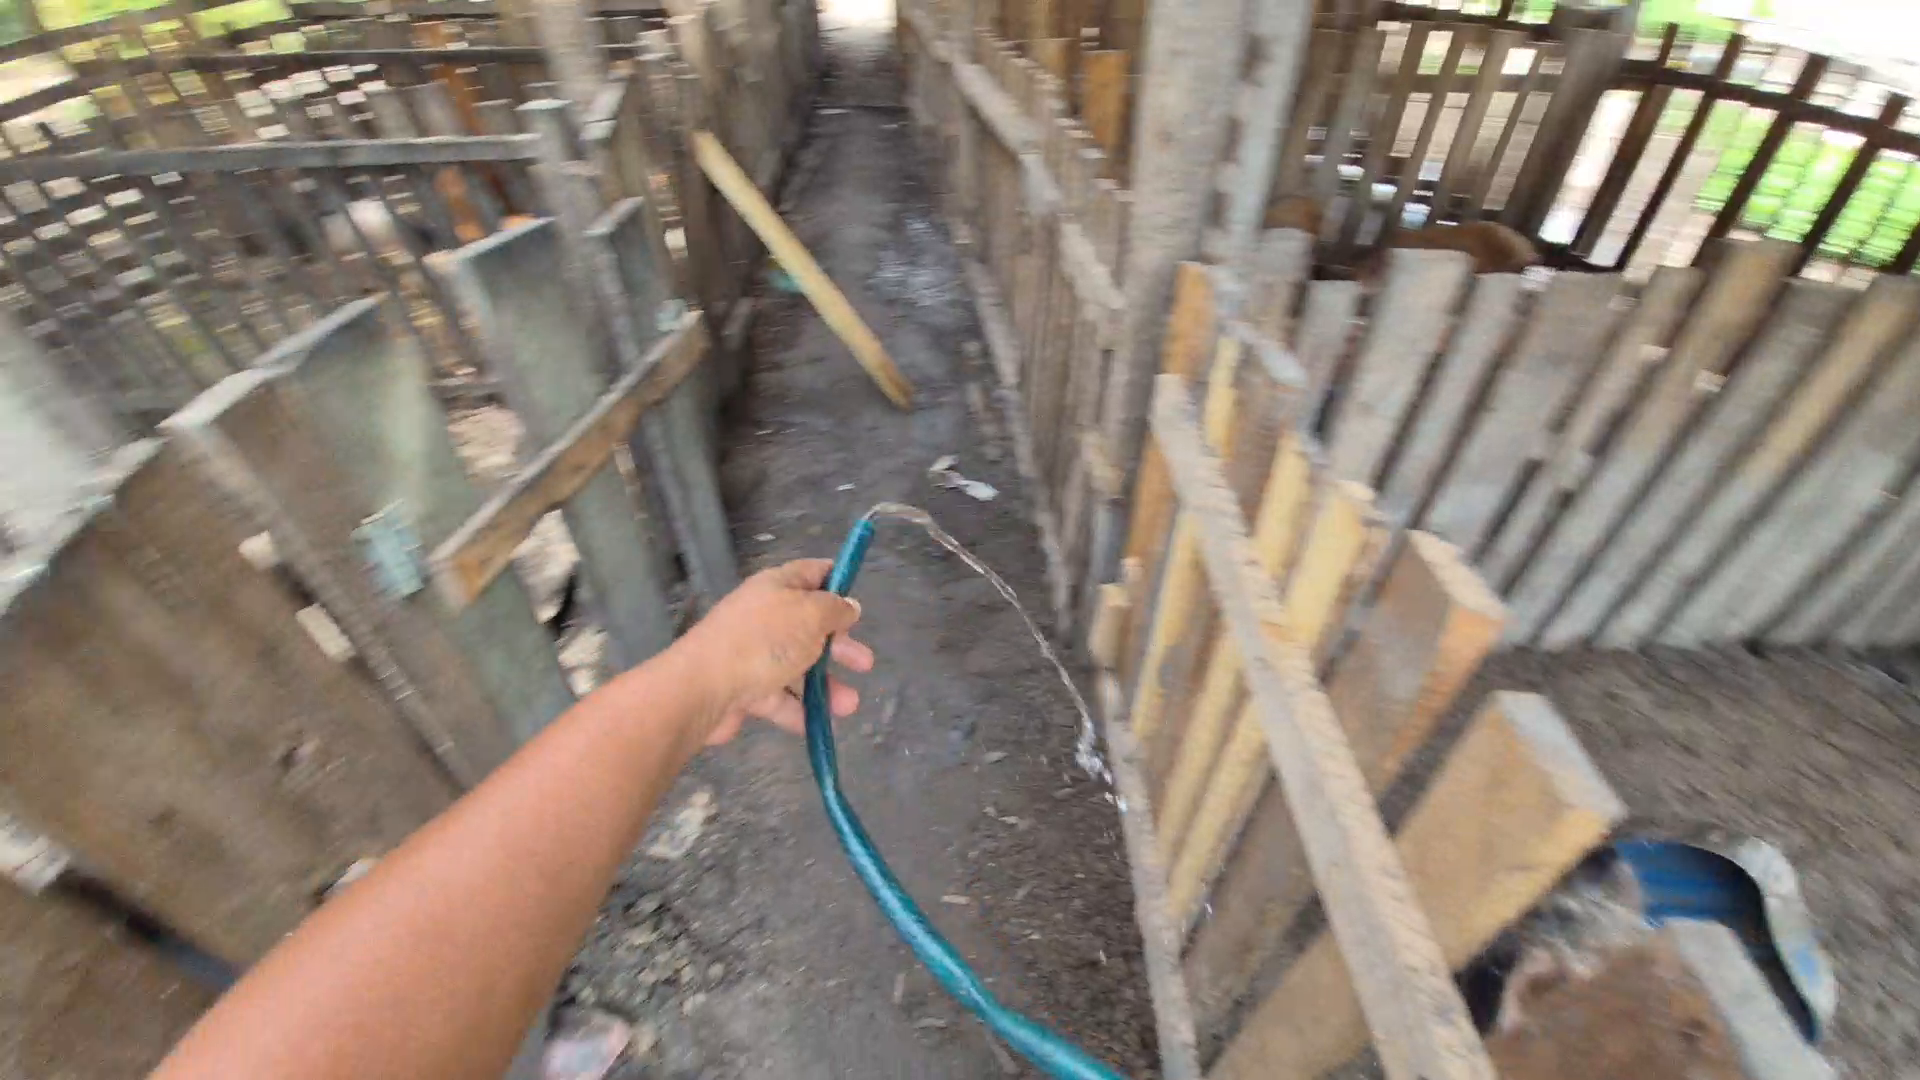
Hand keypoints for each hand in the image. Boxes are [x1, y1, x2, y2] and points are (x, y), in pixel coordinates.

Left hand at [670, 558, 873, 745]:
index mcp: (778, 587)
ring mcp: (753, 653)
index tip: (858, 597)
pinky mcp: (744, 688)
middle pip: (810, 626)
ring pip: (798, 666)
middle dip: (840, 646)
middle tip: (864, 663)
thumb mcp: (811, 615)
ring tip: (848, 706)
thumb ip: (836, 609)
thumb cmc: (763, 641)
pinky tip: (820, 724)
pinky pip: (779, 697)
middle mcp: (765, 615)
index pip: (813, 573)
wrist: (702, 688)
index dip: (837, 580)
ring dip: (826, 685)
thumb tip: (849, 607)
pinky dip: (800, 710)